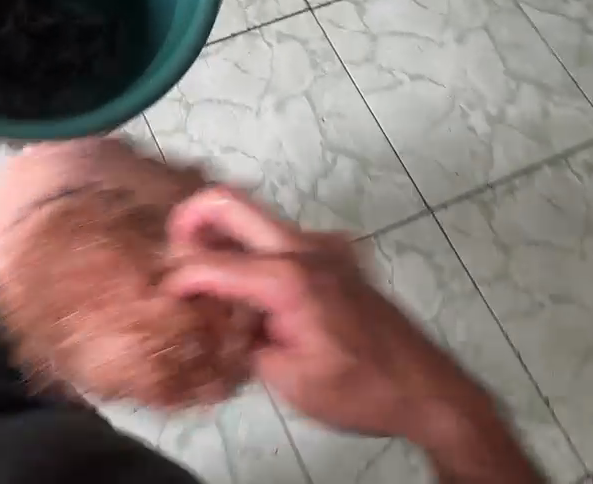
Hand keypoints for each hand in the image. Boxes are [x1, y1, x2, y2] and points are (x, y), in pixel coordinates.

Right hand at [162, 188, 498, 448]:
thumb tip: (213, 319)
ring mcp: (318, 244)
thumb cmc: (361, 391)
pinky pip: (274, 235)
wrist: (431, 390)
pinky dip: (247, 248)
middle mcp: (300, 247)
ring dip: (218, 232)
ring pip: (250, 213)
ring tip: (204, 272)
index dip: (178, 278)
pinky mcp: (329, 253)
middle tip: (172, 248)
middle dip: (189, 218)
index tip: (161, 294)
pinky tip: (245, 288)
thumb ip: (242, 340)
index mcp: (287, 279)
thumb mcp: (289, 379)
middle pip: (227, 201)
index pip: (212, 264)